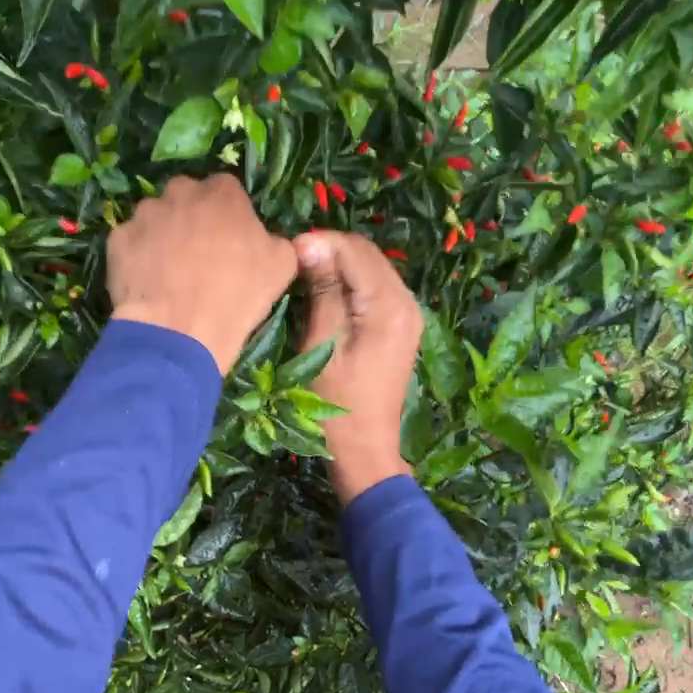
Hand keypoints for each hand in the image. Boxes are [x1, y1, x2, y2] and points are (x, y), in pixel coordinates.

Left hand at [107, 175, 297, 372]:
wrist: (180, 331)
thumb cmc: (236, 297)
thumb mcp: (281, 267)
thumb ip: (274, 241)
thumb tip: (266, 240)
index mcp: (223, 193)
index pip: (227, 190)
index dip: (228, 217)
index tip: (229, 242)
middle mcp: (180, 193)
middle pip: (185, 197)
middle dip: (190, 218)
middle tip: (196, 256)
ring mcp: (144, 215)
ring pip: (154, 217)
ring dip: (161, 235)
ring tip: (168, 273)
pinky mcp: (117, 241)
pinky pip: (129, 243)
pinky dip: (136, 258)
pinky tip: (146, 283)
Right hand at [292, 231, 424, 503]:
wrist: (363, 450)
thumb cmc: (336, 403)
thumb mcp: (321, 344)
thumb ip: (321, 291)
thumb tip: (309, 243)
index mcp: (389, 305)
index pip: (354, 249)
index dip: (319, 243)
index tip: (284, 253)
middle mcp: (407, 302)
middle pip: (366, 256)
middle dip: (329, 252)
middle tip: (290, 264)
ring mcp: (407, 315)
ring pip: (370, 271)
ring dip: (338, 267)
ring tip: (302, 277)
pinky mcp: (400, 328)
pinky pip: (374, 291)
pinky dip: (349, 285)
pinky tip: (323, 295)